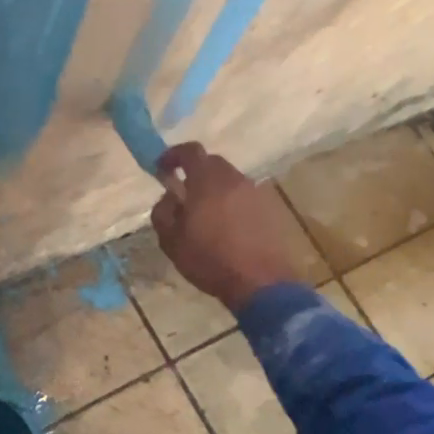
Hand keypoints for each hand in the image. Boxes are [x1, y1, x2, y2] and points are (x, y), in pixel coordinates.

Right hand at [151, 143, 299, 310]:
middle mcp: (234, 179)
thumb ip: (163, 212)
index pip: (190, 151)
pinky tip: (228, 228)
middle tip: (185, 195)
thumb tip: (169, 197)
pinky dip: (233, 204)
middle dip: (195, 173)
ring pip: (230, 181)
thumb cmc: (209, 260)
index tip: (163, 168)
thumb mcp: (171, 241)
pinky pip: (245, 197)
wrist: (260, 282)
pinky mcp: (270, 208)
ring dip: (215, 190)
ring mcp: (256, 192)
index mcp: (207, 181)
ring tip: (207, 216)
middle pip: (212, 164)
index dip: (173, 155)